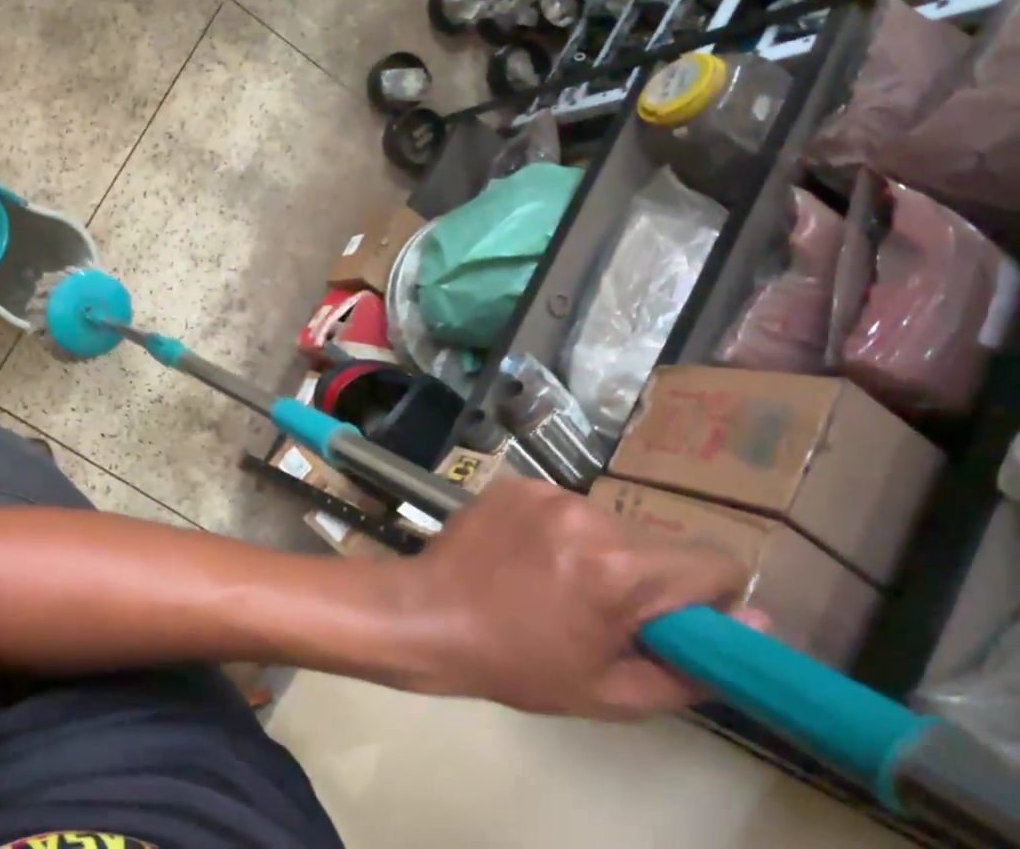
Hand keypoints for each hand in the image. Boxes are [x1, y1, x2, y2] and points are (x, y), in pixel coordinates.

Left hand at [400, 475, 763, 719]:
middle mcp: (591, 517)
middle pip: (659, 546)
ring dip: (601, 555)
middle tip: (600, 612)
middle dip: (647, 581)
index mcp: (622, 569)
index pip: (718, 566)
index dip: (709, 600)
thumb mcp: (612, 693)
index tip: (673, 624)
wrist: (422, 616)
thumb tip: (754, 623)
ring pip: (611, 526)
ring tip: (553, 586)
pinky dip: (559, 534)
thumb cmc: (514, 662)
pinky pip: (565, 509)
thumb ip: (693, 667)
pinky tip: (524, 560)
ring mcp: (547, 493)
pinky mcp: (514, 483)